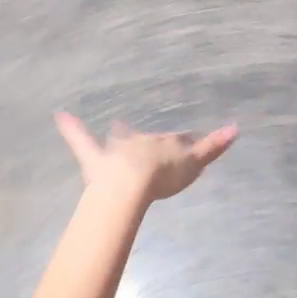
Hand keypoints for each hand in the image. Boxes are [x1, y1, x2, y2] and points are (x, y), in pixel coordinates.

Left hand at [55, 112, 237, 204]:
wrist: (132, 181)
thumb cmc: (164, 175)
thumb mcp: (194, 162)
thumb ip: (213, 146)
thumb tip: (236, 128)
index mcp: (166, 143)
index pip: (178, 141)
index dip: (184, 143)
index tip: (189, 142)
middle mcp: (143, 141)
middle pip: (151, 140)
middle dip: (153, 141)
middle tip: (157, 143)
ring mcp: (117, 149)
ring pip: (121, 138)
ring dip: (122, 133)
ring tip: (119, 125)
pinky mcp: (95, 159)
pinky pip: (81, 139)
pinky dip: (71, 127)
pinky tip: (60, 115)